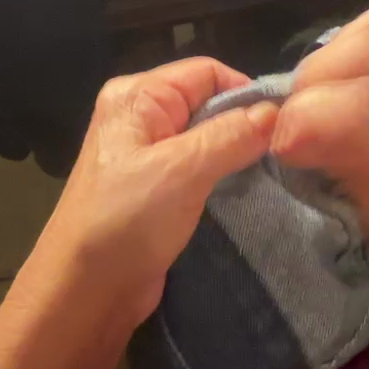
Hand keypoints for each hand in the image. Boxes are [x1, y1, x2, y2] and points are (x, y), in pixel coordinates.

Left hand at [25, 58, 279, 324]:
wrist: (83, 297)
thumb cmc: (126, 221)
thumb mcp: (183, 170)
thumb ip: (232, 135)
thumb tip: (278, 110)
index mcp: (137, 95)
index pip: (206, 71)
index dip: (246, 90)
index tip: (285, 121)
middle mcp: (141, 113)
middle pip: (208, 99)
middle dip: (244, 120)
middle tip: (282, 148)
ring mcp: (147, 150)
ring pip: (207, 133)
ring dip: (236, 148)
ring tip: (270, 167)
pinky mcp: (156, 184)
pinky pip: (199, 162)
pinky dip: (223, 170)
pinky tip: (246, 185)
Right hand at [271, 0, 368, 299]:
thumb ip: (342, 176)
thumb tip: (293, 137)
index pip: (350, 114)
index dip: (298, 128)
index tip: (286, 152)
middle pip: (355, 58)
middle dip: (309, 88)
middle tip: (304, 120)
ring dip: (333, 60)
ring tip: (329, 92)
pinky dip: (359, 40)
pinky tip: (357, 71)